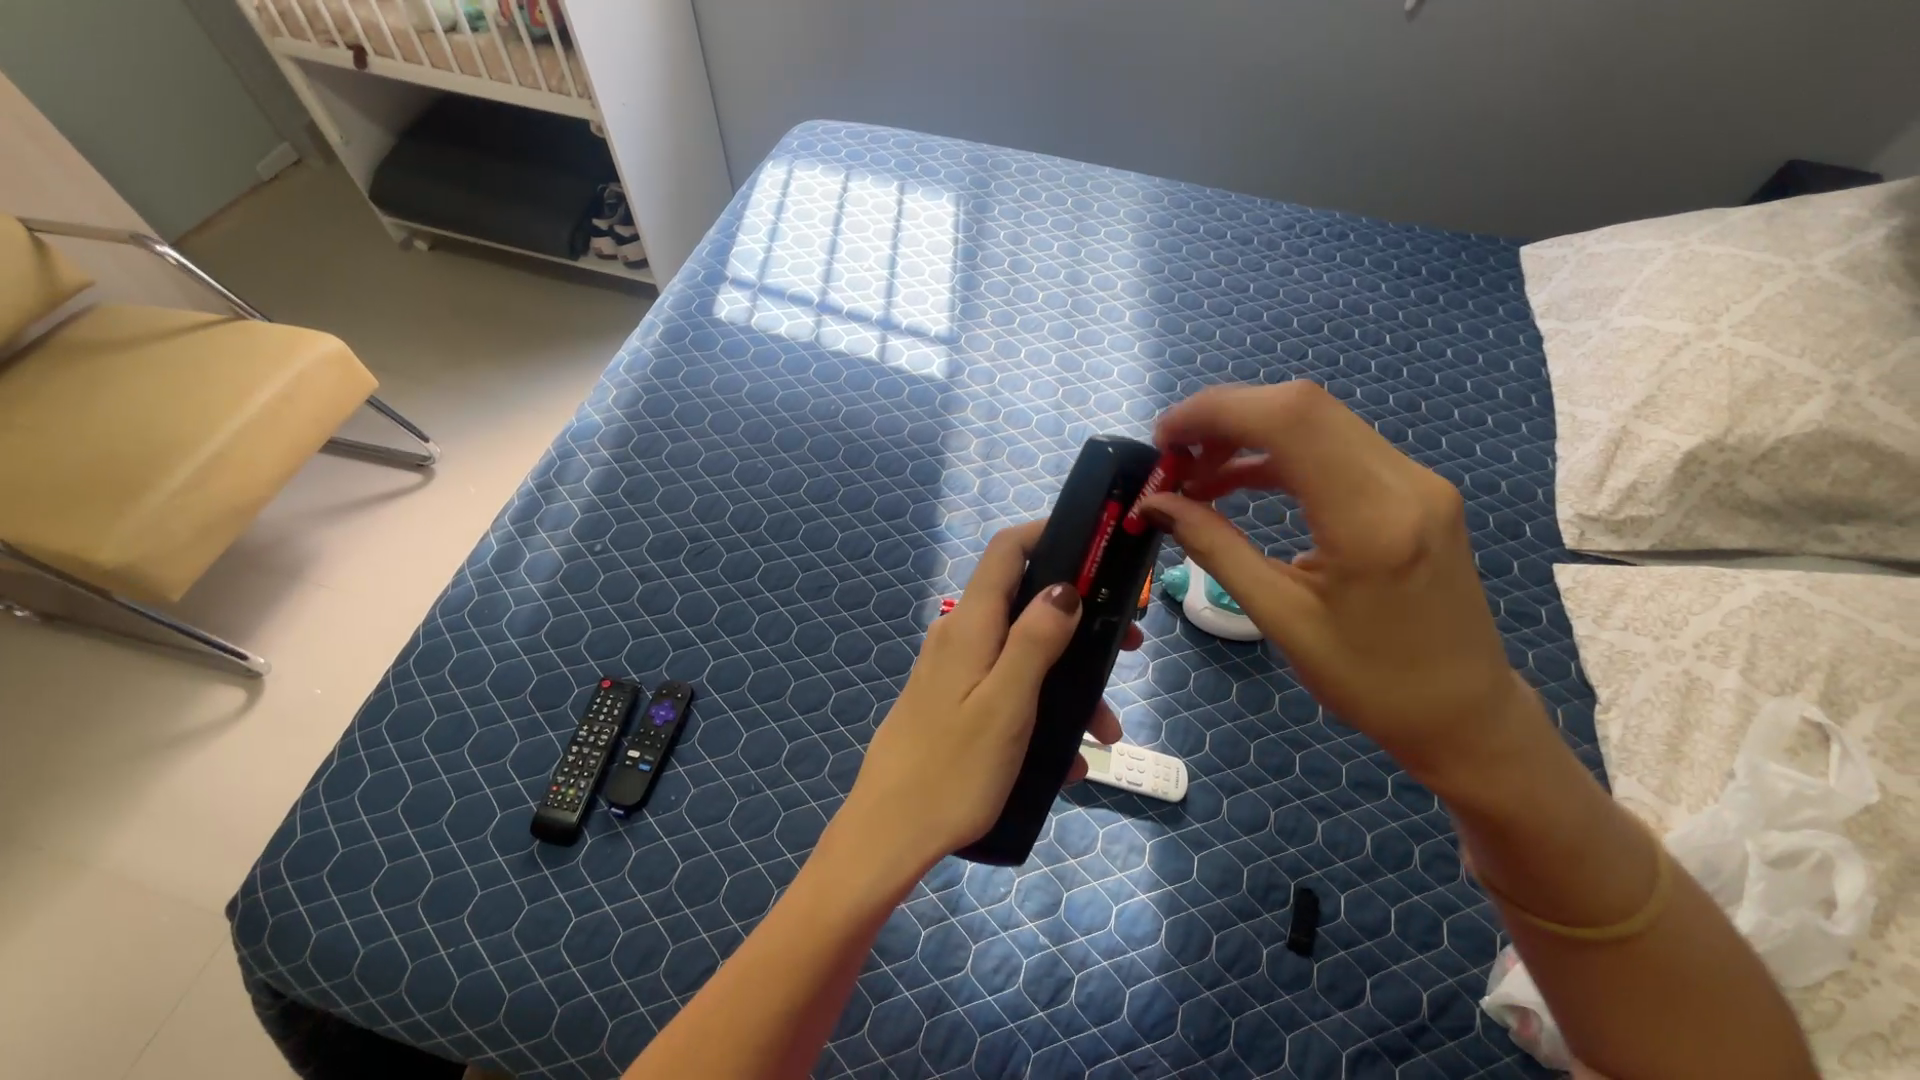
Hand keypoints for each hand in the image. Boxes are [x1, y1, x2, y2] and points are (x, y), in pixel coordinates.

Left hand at [843, 520, 1134, 867]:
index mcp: (971, 627)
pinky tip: (1067, 761)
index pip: (1007, 551)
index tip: (1097, 548)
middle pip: (1025, 607)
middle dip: (1079, 625)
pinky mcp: (951, 707)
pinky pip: (1007, 695)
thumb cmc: (954, 769)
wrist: (891, 834)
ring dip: (1068, 685)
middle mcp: (958, 639)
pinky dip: (1041, 714)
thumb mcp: (1008, 703)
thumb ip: (1035, 640)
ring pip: (1022, 659)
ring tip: (1103, 736)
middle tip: (1126, 651)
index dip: (1049, 535)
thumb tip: (1063, 587)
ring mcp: (952, 675)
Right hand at [1141, 381, 1534, 788]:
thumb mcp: (1280, 619)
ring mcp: (1417, 480)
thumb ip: (1216, 549)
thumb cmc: (1369, 681)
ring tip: (1196, 474)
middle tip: (1172, 458)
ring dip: (1249, 434)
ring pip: (1318, 421)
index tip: (1162, 439)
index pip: (1288, 420)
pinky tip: (1240, 481)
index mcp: (1371, 520)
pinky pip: (1337, 447)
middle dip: (1224, 418)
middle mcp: (1404, 482)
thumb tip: (1155, 504)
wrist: (1463, 711)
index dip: (1215, 412)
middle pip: (1301, 406)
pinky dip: (1280, 454)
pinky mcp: (1415, 489)